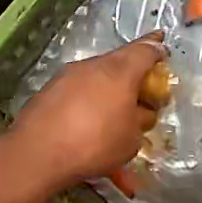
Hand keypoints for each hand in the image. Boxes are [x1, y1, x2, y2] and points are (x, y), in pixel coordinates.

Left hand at [10, 31, 166, 183]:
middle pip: (119, 59)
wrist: (38, 152)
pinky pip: (78, 87)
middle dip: (133, 69)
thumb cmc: (95, 143)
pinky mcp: (50, 88)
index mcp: (120, 71)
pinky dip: (88, 96)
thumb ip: (140, 119)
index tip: (163, 51)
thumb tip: (140, 111)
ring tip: (114, 105)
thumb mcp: (131, 139)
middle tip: (142, 82)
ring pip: (96, 73)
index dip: (157, 50)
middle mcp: (94, 65)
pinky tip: (87, 117)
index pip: (145, 50)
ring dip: (108, 84)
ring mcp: (68, 74)